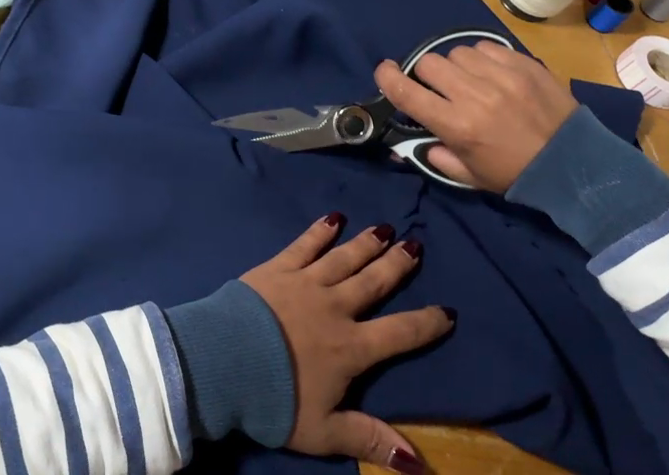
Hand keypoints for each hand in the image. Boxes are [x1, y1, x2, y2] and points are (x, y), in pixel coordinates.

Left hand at [240, 214, 454, 474]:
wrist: (220, 361)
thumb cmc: (272, 400)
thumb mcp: (323, 431)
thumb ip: (369, 438)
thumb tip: (418, 463)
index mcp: (351, 348)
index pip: (400, 333)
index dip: (426, 323)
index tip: (448, 311)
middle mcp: (335, 308)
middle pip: (374, 282)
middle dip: (397, 265)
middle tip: (415, 244)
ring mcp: (305, 283)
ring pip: (344, 258)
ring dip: (366, 243)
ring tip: (385, 228)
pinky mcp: (277, 268)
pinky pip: (304, 245)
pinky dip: (320, 231)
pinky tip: (333, 218)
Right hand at [373, 41, 578, 191]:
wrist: (576, 164)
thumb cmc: (517, 174)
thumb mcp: (470, 176)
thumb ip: (436, 156)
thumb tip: (413, 142)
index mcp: (457, 126)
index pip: (406, 92)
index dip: (388, 78)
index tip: (385, 72)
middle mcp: (473, 95)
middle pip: (428, 63)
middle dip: (426, 74)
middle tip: (439, 88)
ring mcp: (500, 75)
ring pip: (456, 53)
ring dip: (455, 66)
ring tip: (470, 81)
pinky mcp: (522, 63)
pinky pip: (485, 47)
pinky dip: (482, 58)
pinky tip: (491, 74)